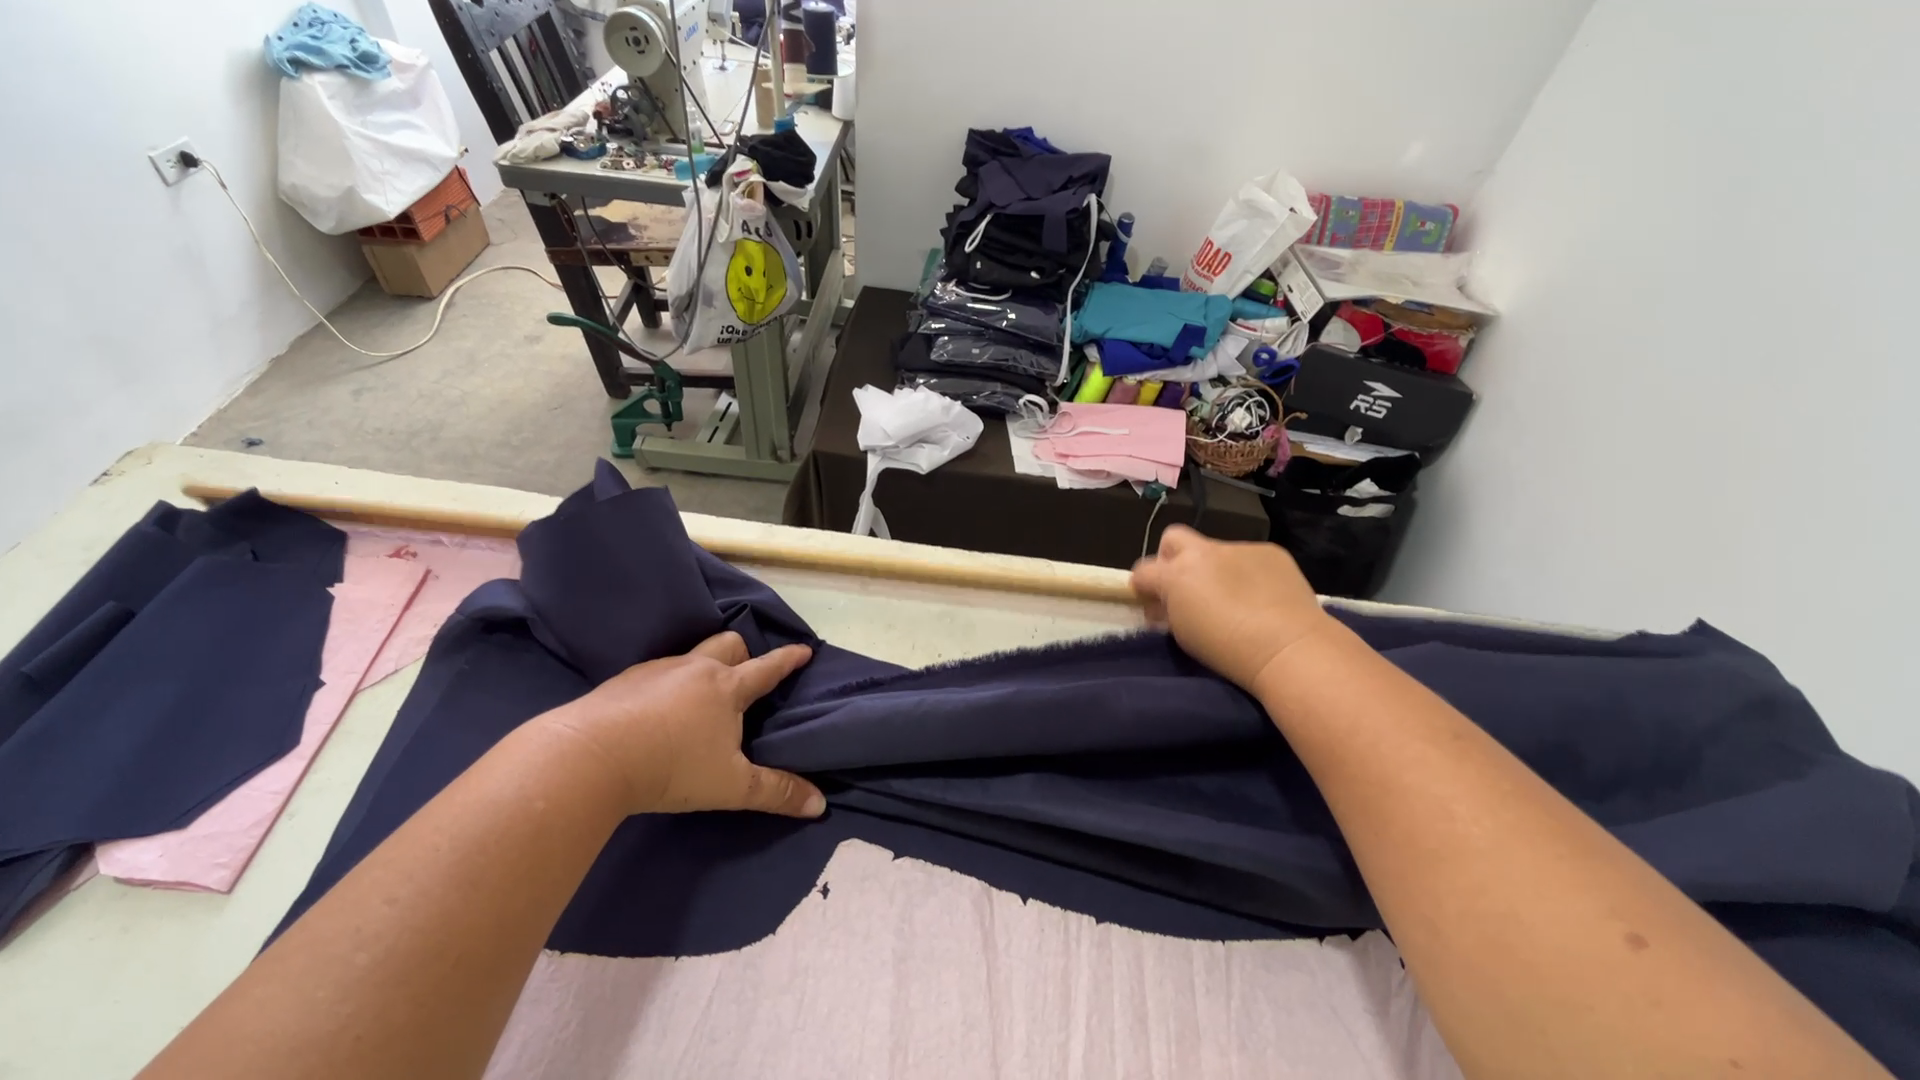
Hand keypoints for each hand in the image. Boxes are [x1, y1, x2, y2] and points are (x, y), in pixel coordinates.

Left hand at [534, 631, 824, 818]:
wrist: (589, 757)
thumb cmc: (672, 768)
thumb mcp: (731, 786)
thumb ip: (776, 793)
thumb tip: (820, 805)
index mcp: (727, 688)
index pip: (766, 668)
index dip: (788, 659)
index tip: (804, 649)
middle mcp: (694, 669)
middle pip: (727, 643)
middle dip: (743, 652)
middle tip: (746, 673)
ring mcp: (655, 672)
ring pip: (689, 656)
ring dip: (701, 668)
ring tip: (699, 696)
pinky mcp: (622, 683)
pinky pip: (655, 674)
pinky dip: (665, 685)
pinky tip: (655, 712)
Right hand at [1130, 525, 1333, 692]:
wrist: (1289, 647)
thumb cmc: (1227, 650)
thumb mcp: (1183, 635)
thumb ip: (1168, 611)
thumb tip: (1163, 605)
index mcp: (1176, 574)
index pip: (1142, 570)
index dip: (1143, 586)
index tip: (1153, 602)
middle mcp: (1204, 552)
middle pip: (1173, 538)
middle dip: (1172, 558)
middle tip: (1186, 587)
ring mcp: (1240, 548)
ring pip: (1216, 552)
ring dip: (1217, 570)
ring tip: (1237, 599)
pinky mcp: (1270, 552)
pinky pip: (1249, 558)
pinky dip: (1249, 573)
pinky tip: (1263, 597)